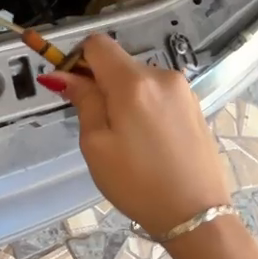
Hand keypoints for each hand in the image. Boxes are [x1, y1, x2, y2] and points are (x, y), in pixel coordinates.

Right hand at [36, 34, 231, 238]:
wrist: (195, 213)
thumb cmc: (136, 182)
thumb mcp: (96, 143)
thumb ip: (83, 101)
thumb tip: (62, 75)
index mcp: (133, 83)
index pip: (97, 44)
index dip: (75, 60)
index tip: (68, 88)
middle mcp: (161, 76)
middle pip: (117, 62)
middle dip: (97, 83)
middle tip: (91, 123)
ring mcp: (182, 90)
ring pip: (135, 79)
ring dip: (118, 97)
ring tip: (119, 138)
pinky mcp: (193, 106)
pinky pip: (154, 94)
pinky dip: (138, 106)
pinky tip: (141, 139)